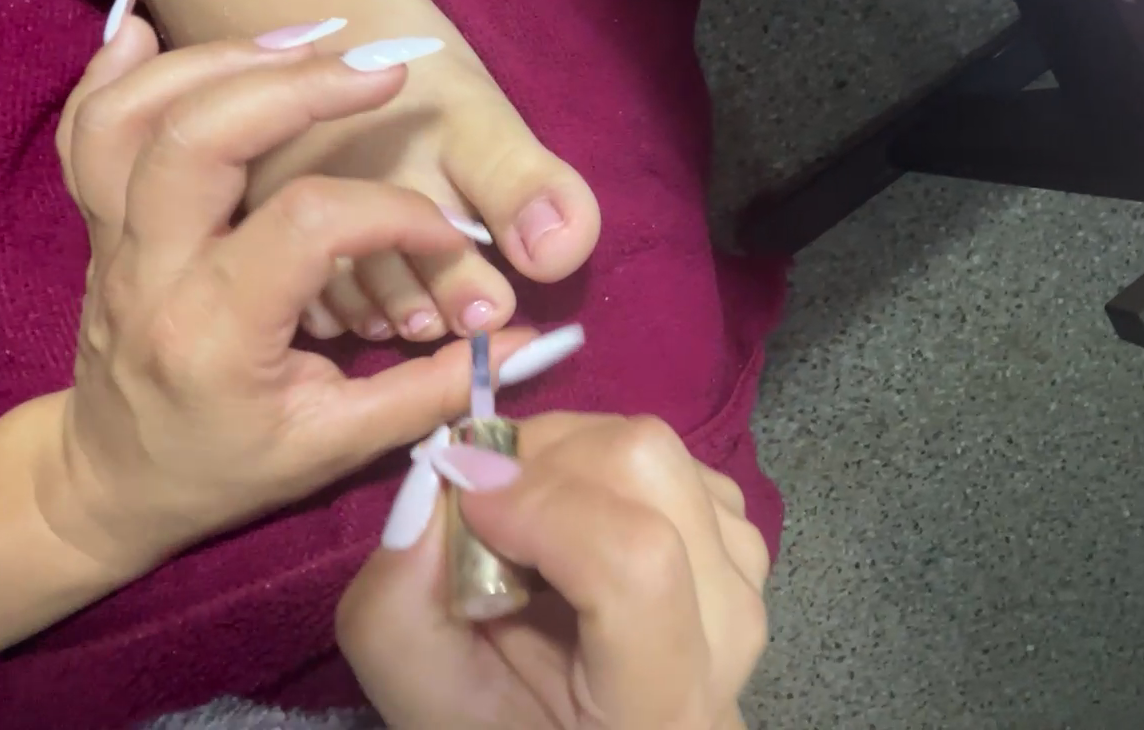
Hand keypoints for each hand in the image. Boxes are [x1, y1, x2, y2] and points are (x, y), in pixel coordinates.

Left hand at [35, 10, 559, 571]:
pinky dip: (119, 70)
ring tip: (307, 44)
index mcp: (219, 330)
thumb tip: (520, 341)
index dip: (396, 212)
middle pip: (196, 139)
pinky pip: (88, 128)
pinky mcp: (104, 220)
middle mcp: (152, 270)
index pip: (310, 226)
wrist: (107, 481)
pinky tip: (160, 31)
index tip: (448, 234)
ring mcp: (115, 238)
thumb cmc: (229, 465)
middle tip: (381, 71)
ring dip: (220, 63)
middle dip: (297, 89)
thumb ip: (433, 389)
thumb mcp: (339, 446)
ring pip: (131, 117)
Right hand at [337, 414, 770, 729]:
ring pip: (651, 444)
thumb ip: (400, 614)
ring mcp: (743, 556)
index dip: (541, 508)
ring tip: (525, 511)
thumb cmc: (524, 727)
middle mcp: (729, 615)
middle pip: (645, 466)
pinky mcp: (736, 517)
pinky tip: (574, 511)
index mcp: (666, 698)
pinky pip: (661, 451)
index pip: (636, 561)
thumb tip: (438, 479)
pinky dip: (593, 457)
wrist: (621, 721)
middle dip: (541, 459)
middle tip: (484, 502)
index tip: (465, 502)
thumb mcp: (438, 703)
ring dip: (563, 452)